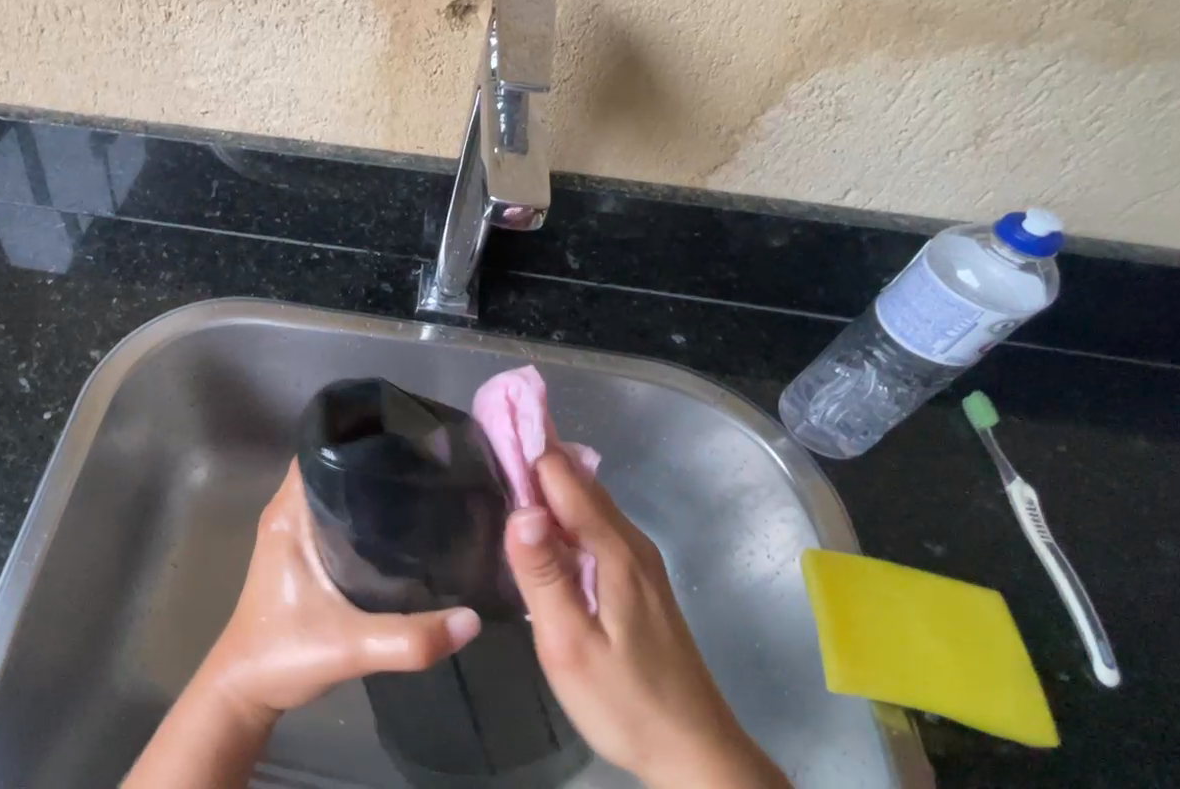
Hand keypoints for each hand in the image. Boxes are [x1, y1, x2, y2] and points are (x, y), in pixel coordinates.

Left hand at [203, 461, 482, 717]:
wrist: (243, 691)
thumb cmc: (281, 656)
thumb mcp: (348, 648)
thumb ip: (408, 639)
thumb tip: (472, 619)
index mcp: (290, 514)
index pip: (322, 448)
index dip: (361, 436)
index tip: (409, 436)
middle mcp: (289, 512)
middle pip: (334, 464)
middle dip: (377, 459)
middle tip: (431, 463)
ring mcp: (293, 532)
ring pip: (335, 490)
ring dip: (371, 486)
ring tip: (424, 486)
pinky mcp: (301, 553)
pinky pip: (335, 515)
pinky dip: (364, 513)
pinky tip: (401, 527)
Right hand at [504, 453, 789, 788]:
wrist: (697, 755)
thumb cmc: (626, 703)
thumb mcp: (570, 645)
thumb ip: (543, 575)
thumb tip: (520, 508)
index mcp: (614, 550)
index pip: (562, 474)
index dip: (524, 447)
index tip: (485, 424)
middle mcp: (629, 542)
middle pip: (576, 479)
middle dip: (532, 453)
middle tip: (482, 436)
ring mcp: (637, 561)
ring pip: (585, 501)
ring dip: (544, 480)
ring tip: (498, 466)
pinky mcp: (636, 580)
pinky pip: (593, 525)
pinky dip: (560, 510)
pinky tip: (535, 522)